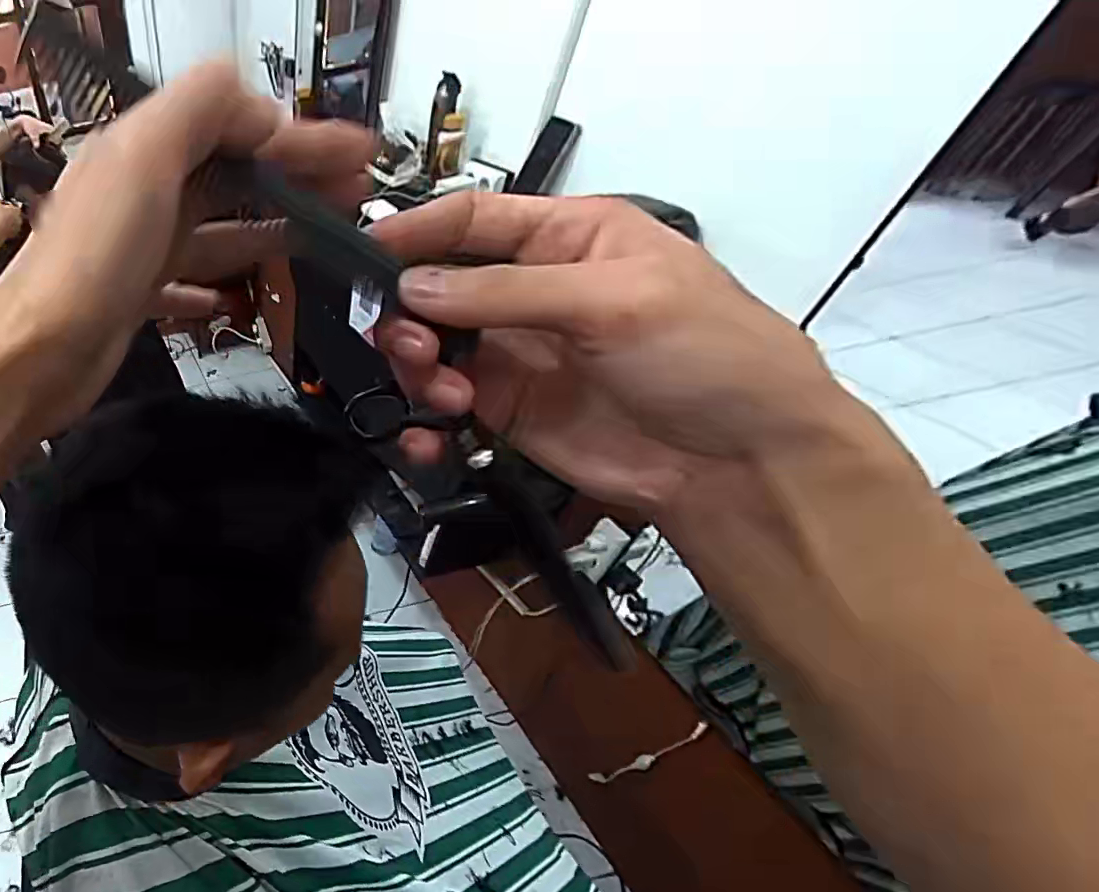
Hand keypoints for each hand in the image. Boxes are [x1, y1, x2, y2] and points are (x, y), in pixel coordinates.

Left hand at [0, 62, 371, 435]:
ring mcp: (136, 250)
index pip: (233, 124)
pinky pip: (184, 282)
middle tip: (347, 194)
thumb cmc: (88, 264)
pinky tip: (234, 296)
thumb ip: (200, 109)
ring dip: (265, 227)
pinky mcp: (133, 299)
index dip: (297, 136)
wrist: (36, 358)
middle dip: (291, 178)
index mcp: (142, 150)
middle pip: (229, 175)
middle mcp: (139, 195)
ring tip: (314, 236)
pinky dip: (214, 284)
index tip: (352, 155)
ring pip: (214, 228)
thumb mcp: (144, 160)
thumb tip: (258, 106)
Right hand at [369, 192, 876, 513]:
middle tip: (413, 349)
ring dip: (417, 372)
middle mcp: (526, 294)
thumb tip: (414, 288)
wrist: (729, 463)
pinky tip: (431, 436)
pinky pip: (438, 407)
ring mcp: (510, 355)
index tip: (368, 254)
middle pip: (434, 291)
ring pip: (428, 350)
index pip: (471, 222)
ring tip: (447, 397)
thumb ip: (506, 292)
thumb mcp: (613, 301)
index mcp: (565, 239)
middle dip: (409, 318)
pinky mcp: (499, 409)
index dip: (416, 232)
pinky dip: (422, 421)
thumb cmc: (706, 357)